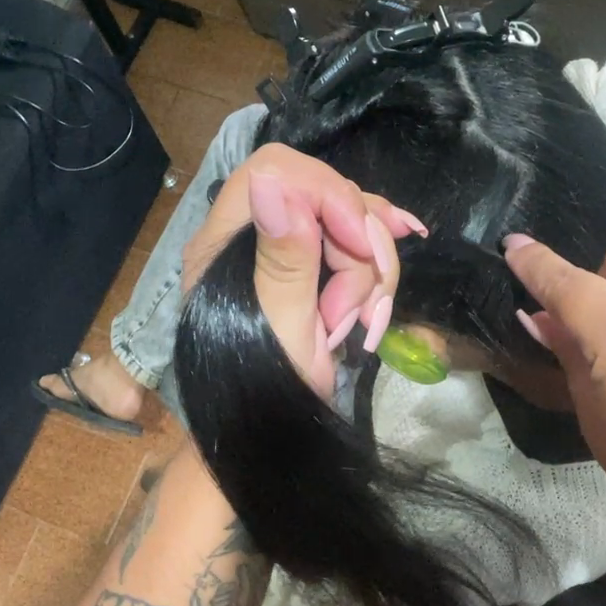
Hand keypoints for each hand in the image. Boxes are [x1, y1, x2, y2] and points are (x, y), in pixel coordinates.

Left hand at [181, 144, 424, 389]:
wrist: (278, 435)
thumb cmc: (269, 389)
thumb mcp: (280, 329)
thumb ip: (281, 258)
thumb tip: (273, 181)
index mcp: (226, 242)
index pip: (278, 171)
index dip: (330, 196)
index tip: (359, 247)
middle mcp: (255, 236)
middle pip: (325, 197)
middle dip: (357, 250)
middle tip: (352, 312)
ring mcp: (288, 253)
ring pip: (351, 224)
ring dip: (368, 275)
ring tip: (357, 326)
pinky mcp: (314, 270)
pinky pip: (359, 248)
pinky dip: (375, 278)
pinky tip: (378, 305)